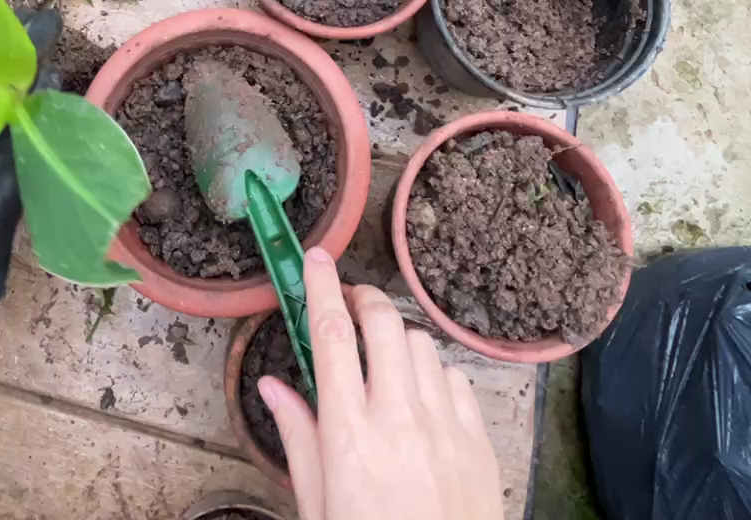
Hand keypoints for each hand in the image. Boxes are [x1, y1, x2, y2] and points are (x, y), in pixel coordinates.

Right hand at [258, 248, 503, 519]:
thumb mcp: (317, 506)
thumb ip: (298, 438)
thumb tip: (271, 385)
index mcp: (349, 436)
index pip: (329, 337)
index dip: (321, 286)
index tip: (315, 257)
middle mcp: (399, 420)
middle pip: (382, 322)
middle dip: (363, 298)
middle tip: (349, 305)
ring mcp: (445, 429)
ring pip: (419, 342)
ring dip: (395, 338)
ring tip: (381, 361)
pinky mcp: (479, 443)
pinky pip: (454, 377)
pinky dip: (432, 372)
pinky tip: (419, 396)